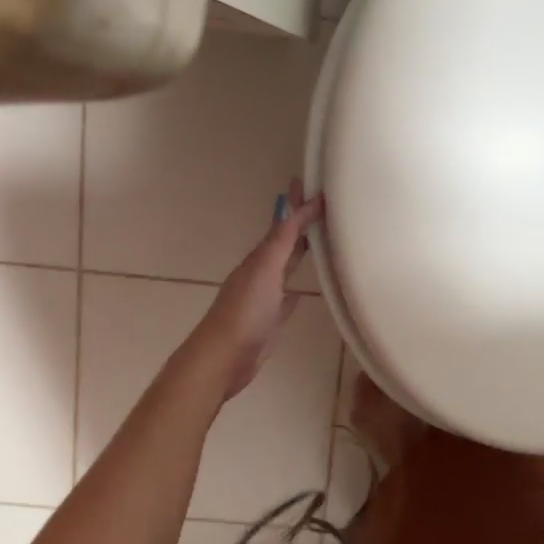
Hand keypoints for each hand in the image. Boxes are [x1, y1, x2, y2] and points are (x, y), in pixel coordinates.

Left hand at [186, 180, 324, 398]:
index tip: (315, 184)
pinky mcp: (270, 322)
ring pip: (286, 268)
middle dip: (298, 222)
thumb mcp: (265, 270)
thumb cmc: (244, 313)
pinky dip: (296, 290)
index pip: (282, 225)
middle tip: (319, 203)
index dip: (297, 206)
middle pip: (283, 242)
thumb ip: (282, 240)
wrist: (223, 359)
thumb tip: (296, 204)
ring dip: (299, 253)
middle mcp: (261, 273)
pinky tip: (305, 290)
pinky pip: (286, 300)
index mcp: (259, 259)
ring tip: (320, 239)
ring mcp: (265, 298)